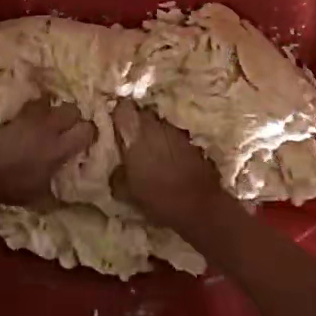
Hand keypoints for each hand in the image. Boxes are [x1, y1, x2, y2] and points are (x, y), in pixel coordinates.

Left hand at [0, 101, 94, 205]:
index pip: (86, 130)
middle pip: (72, 109)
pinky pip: (30, 105)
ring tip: (48, 122)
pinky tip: (30, 121)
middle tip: (68, 129)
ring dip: (52, 110)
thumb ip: (56, 196)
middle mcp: (48, 128)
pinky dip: (34, 110)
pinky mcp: (13, 114)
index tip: (85, 140)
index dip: (89, 133)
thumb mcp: (38, 197)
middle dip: (73, 117)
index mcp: (59, 149)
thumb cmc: (11, 186)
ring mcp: (30, 118)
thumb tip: (69, 203)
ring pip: (50, 102)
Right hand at [111, 102, 224, 229]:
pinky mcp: (193, 143)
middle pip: (143, 114)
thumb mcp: (127, 192)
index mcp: (136, 134)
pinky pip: (176, 137)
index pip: (122, 109)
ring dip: (155, 134)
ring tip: (152, 153)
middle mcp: (156, 127)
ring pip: (161, 125)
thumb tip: (116, 169)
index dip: (118, 115)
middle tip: (132, 141)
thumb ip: (117, 174)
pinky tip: (170, 162)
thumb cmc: (158, 198)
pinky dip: (171, 145)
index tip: (115, 126)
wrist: (200, 207)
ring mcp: (177, 133)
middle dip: (137, 123)